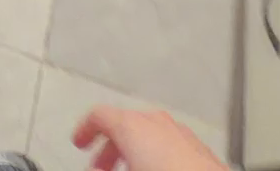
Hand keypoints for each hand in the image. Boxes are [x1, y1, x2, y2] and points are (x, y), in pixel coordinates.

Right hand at [71, 106, 227, 170]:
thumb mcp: (122, 169)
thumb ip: (102, 167)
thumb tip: (95, 168)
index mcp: (133, 124)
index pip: (99, 114)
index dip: (85, 127)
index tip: (79, 140)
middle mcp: (156, 121)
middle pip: (124, 123)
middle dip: (109, 145)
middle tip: (99, 166)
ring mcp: (180, 132)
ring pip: (148, 133)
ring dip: (134, 150)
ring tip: (127, 170)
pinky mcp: (200, 148)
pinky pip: (169, 144)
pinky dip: (157, 155)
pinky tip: (158, 170)